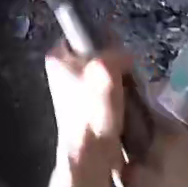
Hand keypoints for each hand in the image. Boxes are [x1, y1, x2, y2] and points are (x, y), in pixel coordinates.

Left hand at [45, 47, 128, 171]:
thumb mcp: (107, 69)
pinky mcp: (87, 107)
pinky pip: (109, 90)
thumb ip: (117, 53)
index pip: (85, 32)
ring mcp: (74, 90)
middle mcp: (62, 70)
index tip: (119, 52)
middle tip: (127, 74)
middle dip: (116, 63)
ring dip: (121, 80)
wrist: (91, 155)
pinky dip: (120, 95)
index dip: (105, 39)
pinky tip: (126, 103)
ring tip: (129, 91)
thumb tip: (127, 59)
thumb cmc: (93, 110)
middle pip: (99, 53)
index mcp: (58, 56)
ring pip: (107, 72)